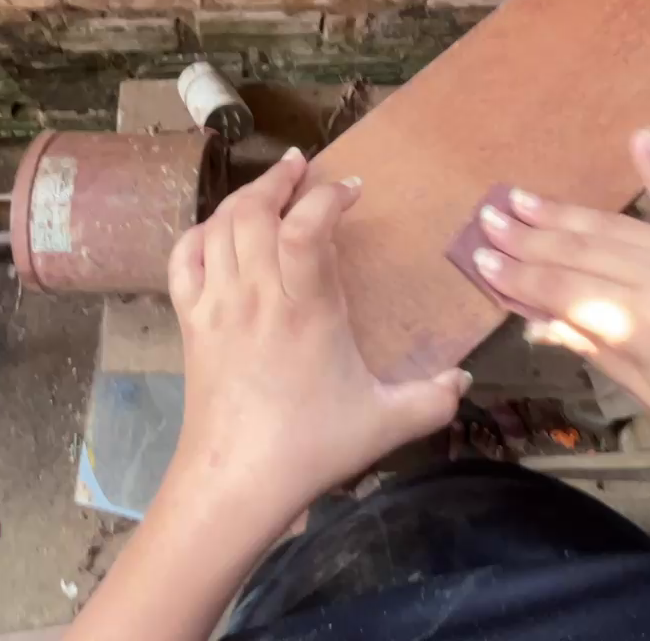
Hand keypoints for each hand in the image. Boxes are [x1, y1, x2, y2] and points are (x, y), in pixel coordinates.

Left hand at [165, 147, 471, 515]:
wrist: (234, 483)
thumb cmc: (310, 446)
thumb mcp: (385, 423)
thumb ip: (432, 399)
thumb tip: (466, 379)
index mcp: (304, 307)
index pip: (308, 226)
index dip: (329, 196)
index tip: (352, 190)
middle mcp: (256, 293)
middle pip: (253, 211)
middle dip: (278, 179)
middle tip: (302, 166)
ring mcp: (216, 303)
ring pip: (219, 226)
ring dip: (243, 197)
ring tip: (268, 187)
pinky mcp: (190, 320)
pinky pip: (183, 258)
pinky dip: (199, 234)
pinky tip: (217, 231)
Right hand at [470, 128, 649, 480]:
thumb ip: (593, 347)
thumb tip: (534, 319)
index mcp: (645, 323)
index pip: (564, 290)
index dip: (518, 275)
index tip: (479, 258)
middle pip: (580, 251)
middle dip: (527, 236)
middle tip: (486, 217)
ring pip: (612, 225)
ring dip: (562, 211)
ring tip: (519, 196)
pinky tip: (640, 136)